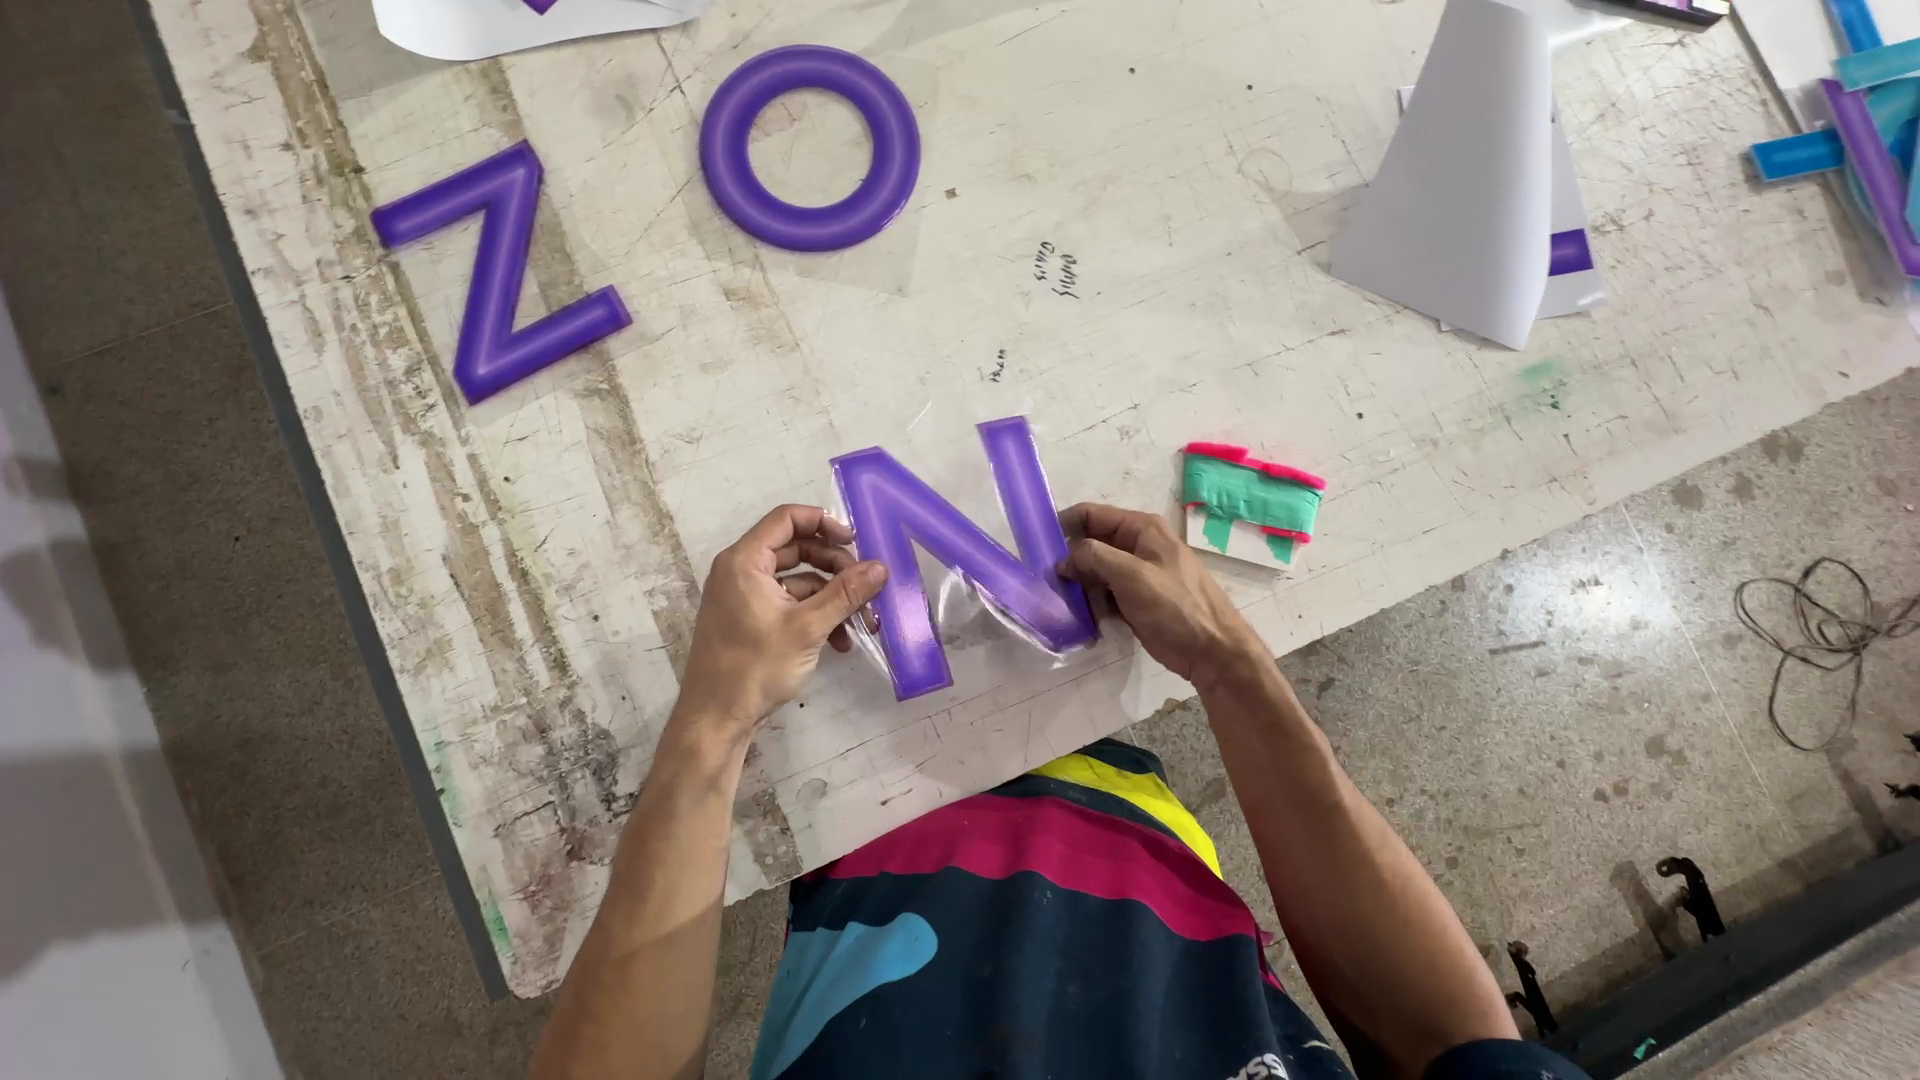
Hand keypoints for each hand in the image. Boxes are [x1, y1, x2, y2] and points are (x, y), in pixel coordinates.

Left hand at [674, 505, 887, 736]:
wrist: (716, 719)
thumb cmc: (755, 668)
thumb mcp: (808, 628)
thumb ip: (846, 593)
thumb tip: (880, 566)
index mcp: (745, 561)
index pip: (787, 519)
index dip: (824, 523)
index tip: (855, 542)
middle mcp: (741, 571)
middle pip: (797, 549)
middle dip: (836, 568)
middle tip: (866, 587)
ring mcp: (745, 597)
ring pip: (798, 581)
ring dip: (832, 597)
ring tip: (863, 622)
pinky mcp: (751, 620)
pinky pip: (790, 604)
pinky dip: (816, 616)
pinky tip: (841, 642)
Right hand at [1057, 503, 1268, 690]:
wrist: (1212, 650)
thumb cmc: (1176, 606)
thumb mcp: (1133, 575)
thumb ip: (1095, 557)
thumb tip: (1064, 557)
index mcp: (1142, 529)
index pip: (1093, 515)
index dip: (1065, 525)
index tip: (1038, 544)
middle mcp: (1137, 547)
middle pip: (1091, 544)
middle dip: (1068, 559)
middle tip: (1044, 578)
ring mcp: (1135, 575)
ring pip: (1094, 572)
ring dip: (1076, 584)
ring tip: (1056, 599)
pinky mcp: (1133, 601)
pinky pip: (1102, 595)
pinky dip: (1089, 603)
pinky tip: (1077, 617)